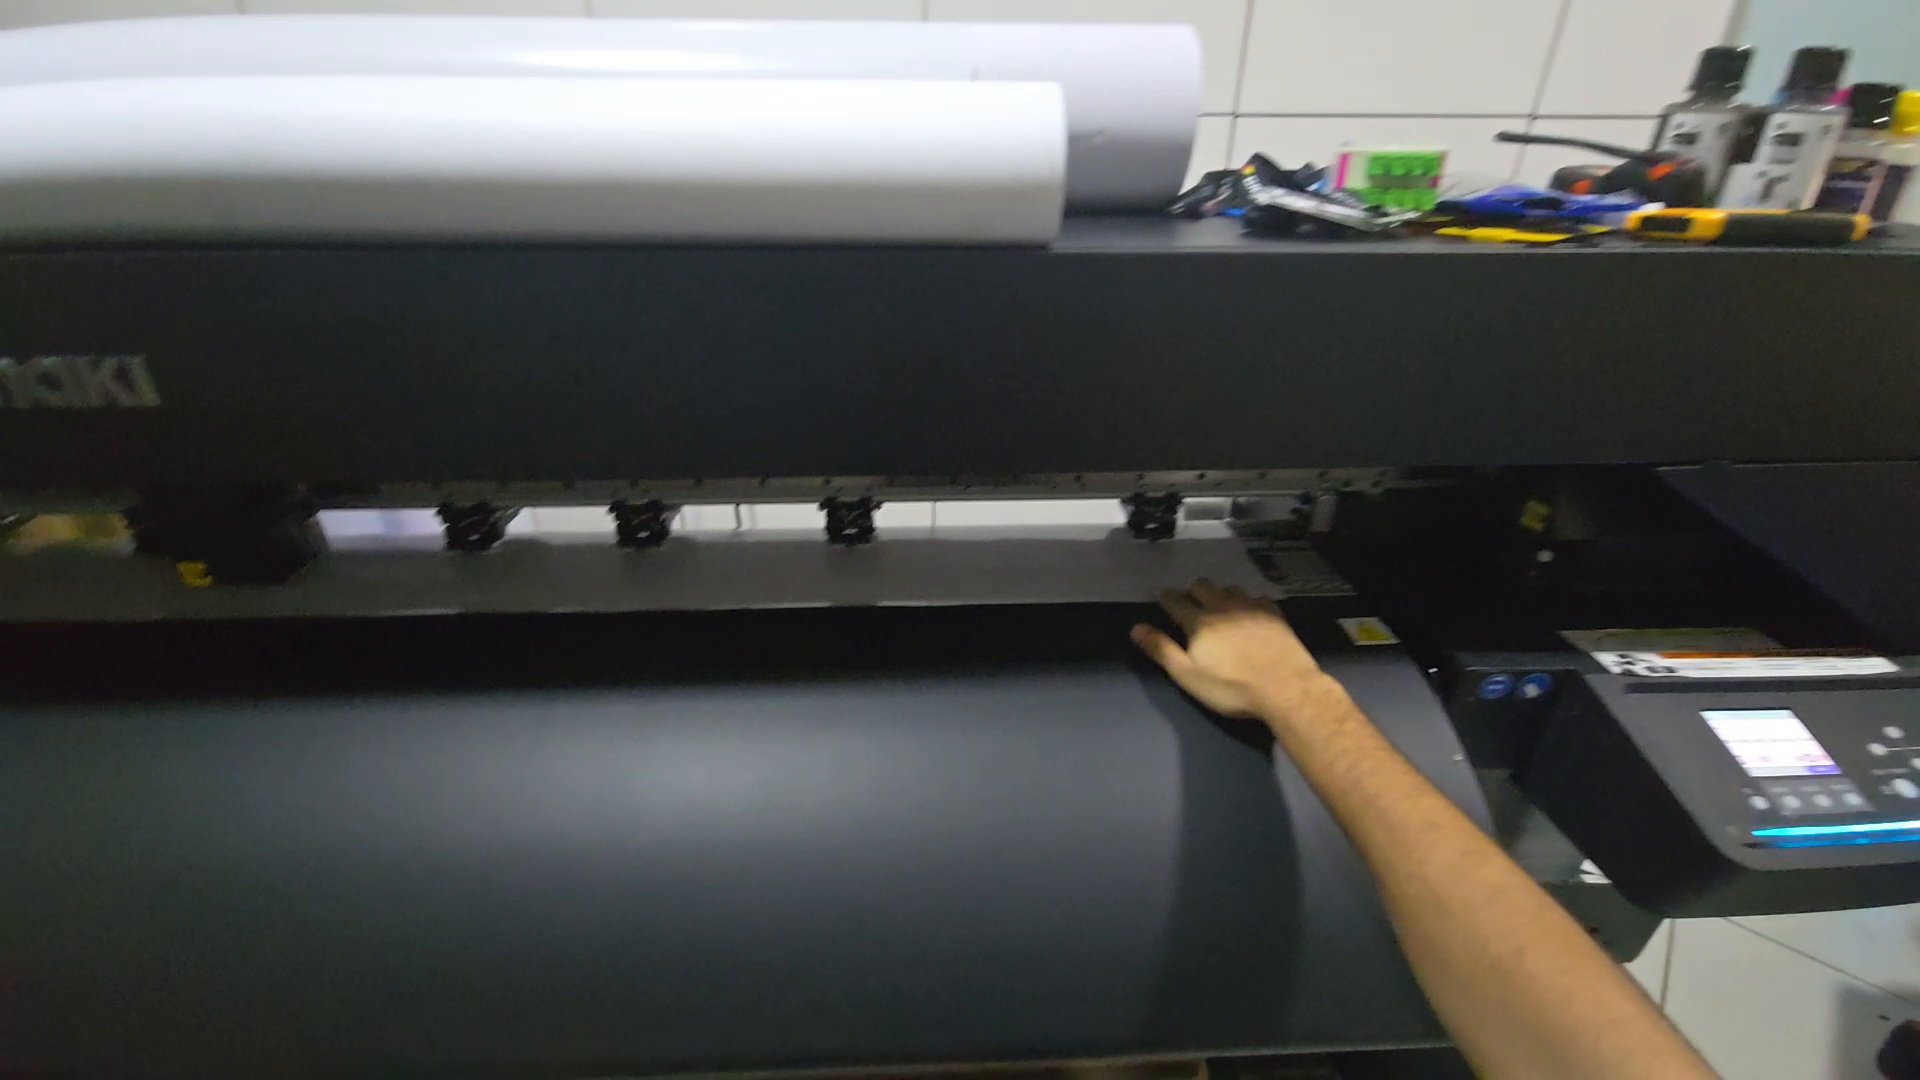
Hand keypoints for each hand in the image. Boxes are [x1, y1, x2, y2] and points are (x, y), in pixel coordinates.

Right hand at [1131, 579, 1332, 720]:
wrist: (1286, 689)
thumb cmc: (1231, 687)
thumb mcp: (1188, 675)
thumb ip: (1161, 649)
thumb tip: (1135, 628)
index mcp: (1199, 622)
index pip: (1176, 602)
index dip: (1165, 596)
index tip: (1160, 593)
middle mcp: (1223, 607)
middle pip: (1203, 586)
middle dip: (1193, 589)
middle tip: (1190, 598)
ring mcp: (1251, 609)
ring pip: (1231, 588)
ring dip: (1222, 593)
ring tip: (1221, 603)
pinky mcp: (1275, 615)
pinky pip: (1259, 598)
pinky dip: (1250, 601)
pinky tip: (1252, 610)